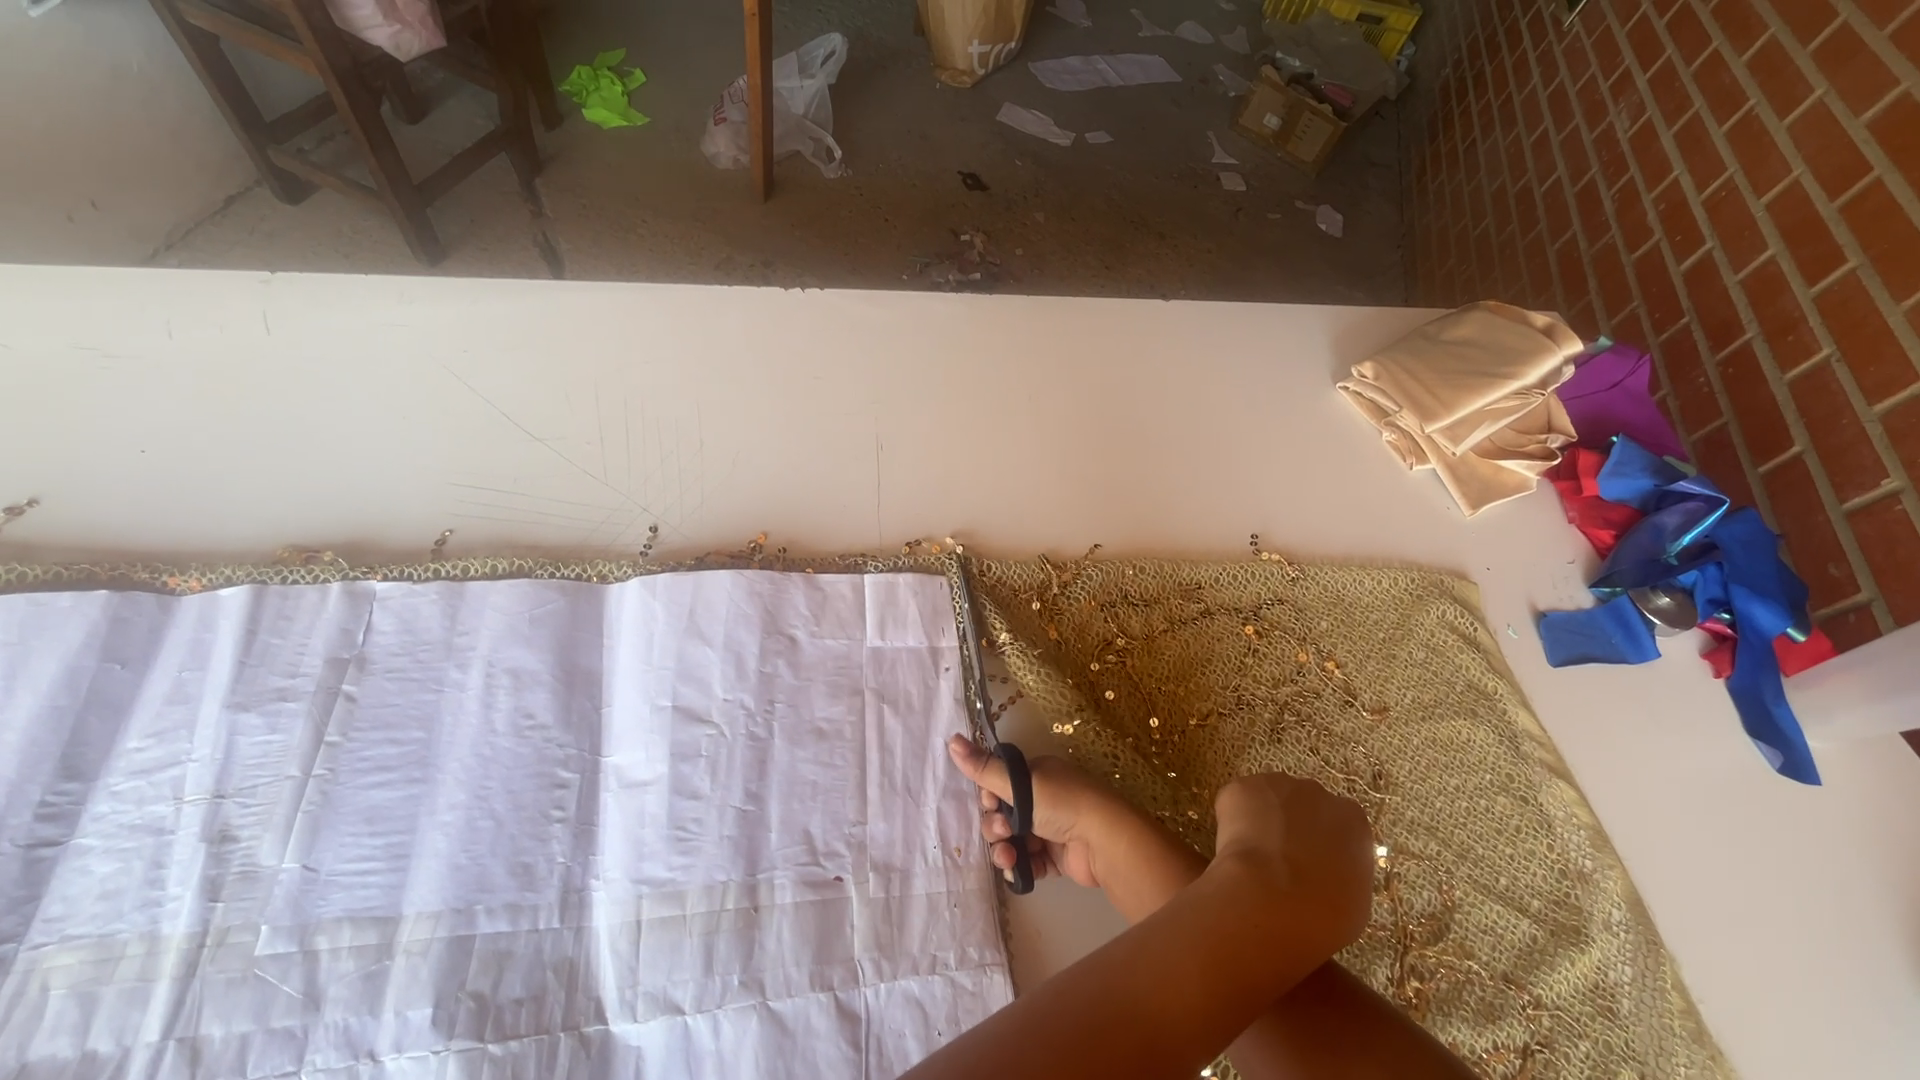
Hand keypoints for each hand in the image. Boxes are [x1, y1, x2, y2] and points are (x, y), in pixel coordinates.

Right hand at [946, 734, 1140, 888]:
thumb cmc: (1062, 803)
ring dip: (1004, 850)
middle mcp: (1043, 799)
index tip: (990, 803)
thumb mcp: (1020, 783)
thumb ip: (984, 768)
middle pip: (1002, 814)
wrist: (1104, 841)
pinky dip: (1020, 868)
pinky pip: (1027, 863)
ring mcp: (1049, 829)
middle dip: (995, 826)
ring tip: (1010, 857)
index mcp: (1036, 775)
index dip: (988, 796)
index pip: (999, 783)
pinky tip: (1018, 872)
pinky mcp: (1055, 857)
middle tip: (1004, 831)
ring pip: (1012, 841)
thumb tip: (950, 739)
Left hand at [1210, 774, 1374, 959]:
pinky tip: (1233, 848)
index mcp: (1352, 819)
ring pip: (1268, 799)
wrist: (1275, 898)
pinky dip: (1231, 820)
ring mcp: (1277, 785)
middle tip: (1278, 861)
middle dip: (1291, 827)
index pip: (1338, 824)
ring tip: (1253, 857)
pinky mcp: (1242, 787)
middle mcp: (1317, 792)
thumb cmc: (1323, 912)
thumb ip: (1343, 875)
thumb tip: (1326, 875)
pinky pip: (1236, 801)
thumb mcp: (1353, 900)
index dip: (1320, 843)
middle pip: (1302, 805)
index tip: (1310, 864)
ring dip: (1260, 820)